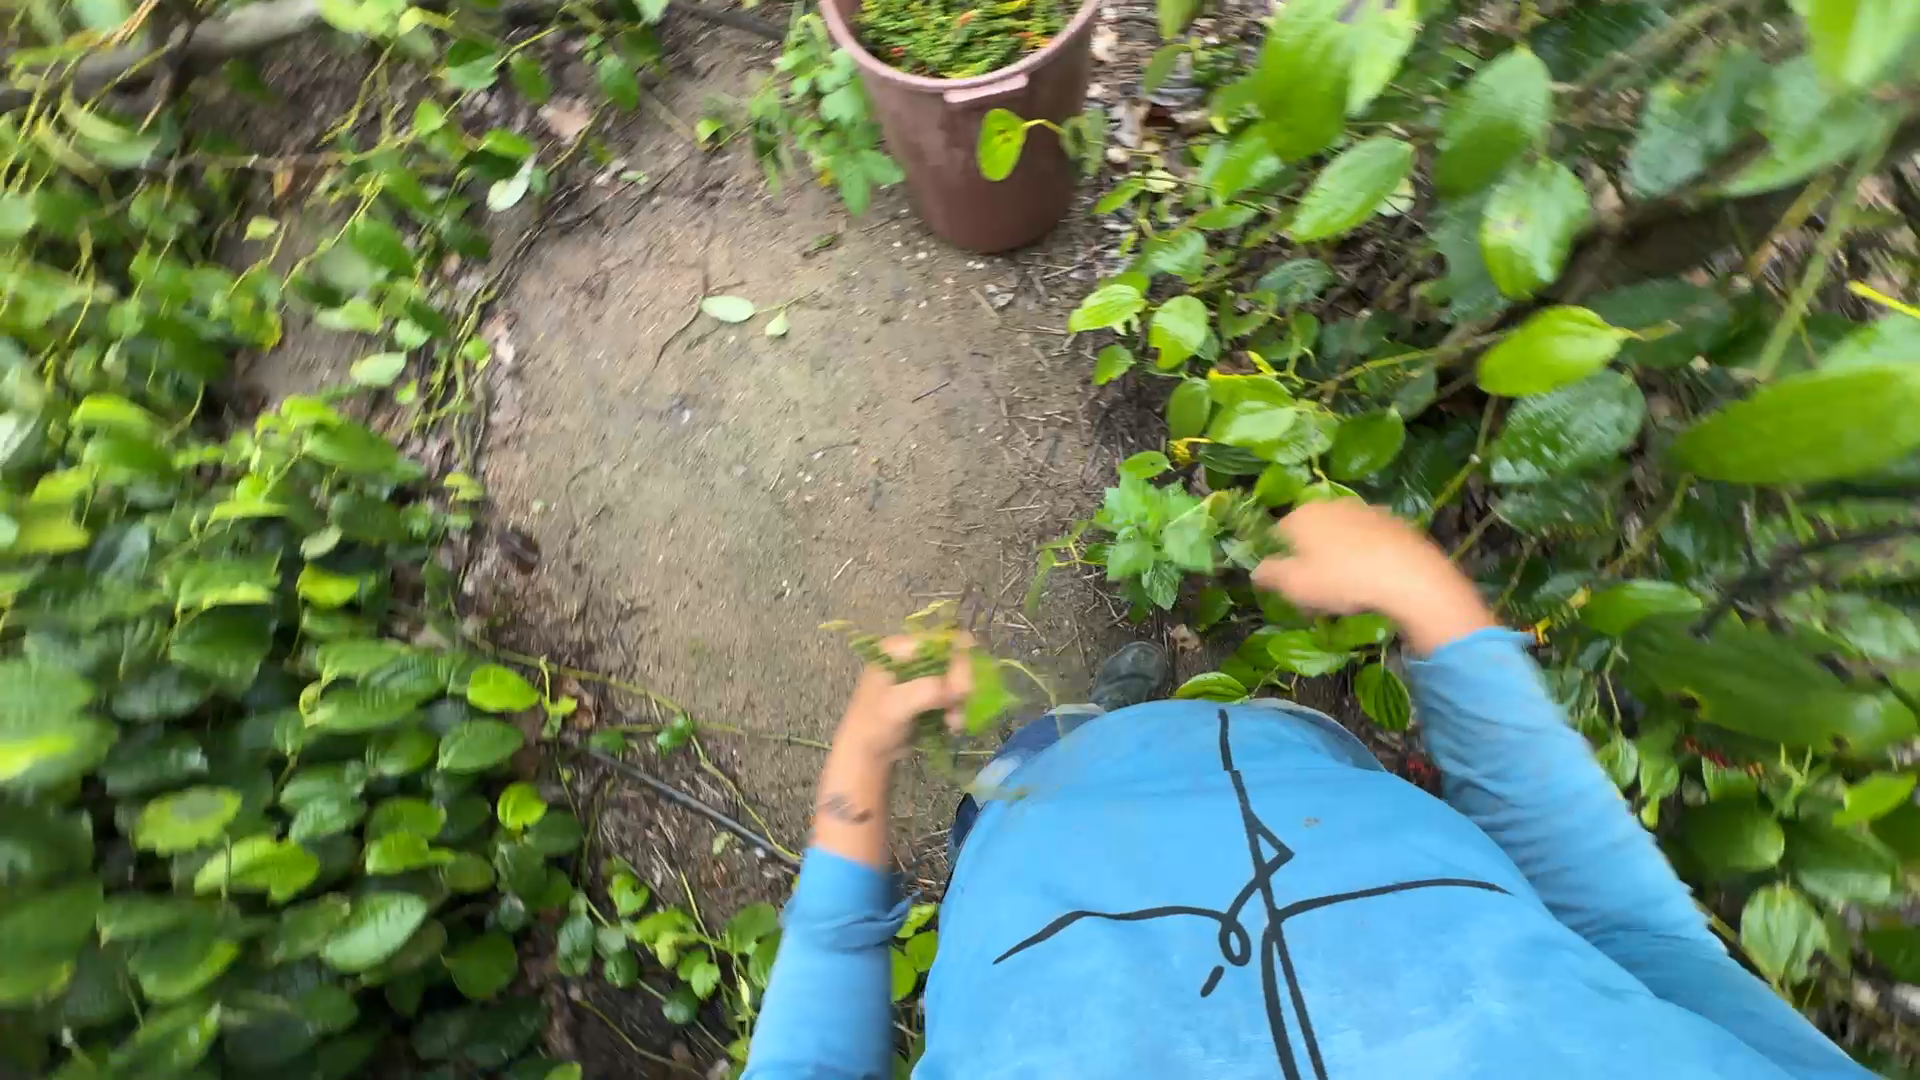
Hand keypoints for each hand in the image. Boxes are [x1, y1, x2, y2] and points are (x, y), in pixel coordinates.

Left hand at [834, 635, 973, 761]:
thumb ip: (929, 691)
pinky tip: (953, 724)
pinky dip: (957, 708)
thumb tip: (964, 686)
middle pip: (952, 658)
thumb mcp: (897, 705)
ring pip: (957, 678)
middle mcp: (912, 656)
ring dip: (961, 700)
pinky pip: (954, 694)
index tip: (964, 686)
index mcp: (898, 649)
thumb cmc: (873, 725)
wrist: (867, 754)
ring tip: (955, 722)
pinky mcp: (929, 693)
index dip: (957, 660)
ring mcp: (922, 675)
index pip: (939, 641)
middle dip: (960, 684)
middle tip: (961, 706)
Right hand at [1252, 499, 1496, 654]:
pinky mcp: (1395, 522)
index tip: (1287, 584)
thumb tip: (1256, 570)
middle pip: (1310, 533)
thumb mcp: (1294, 585)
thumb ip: (1270, 575)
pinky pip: (1368, 540)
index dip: (1280, 560)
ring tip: (1346, 588)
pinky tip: (1372, 579)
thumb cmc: (1342, 580)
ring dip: (1337, 556)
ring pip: (1340, 536)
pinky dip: (1365, 555)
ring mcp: (1365, 511)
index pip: (1277, 534)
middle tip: (1315, 589)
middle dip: (1309, 557)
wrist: (1412, 578)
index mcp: (1302, 515)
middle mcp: (1331, 505)